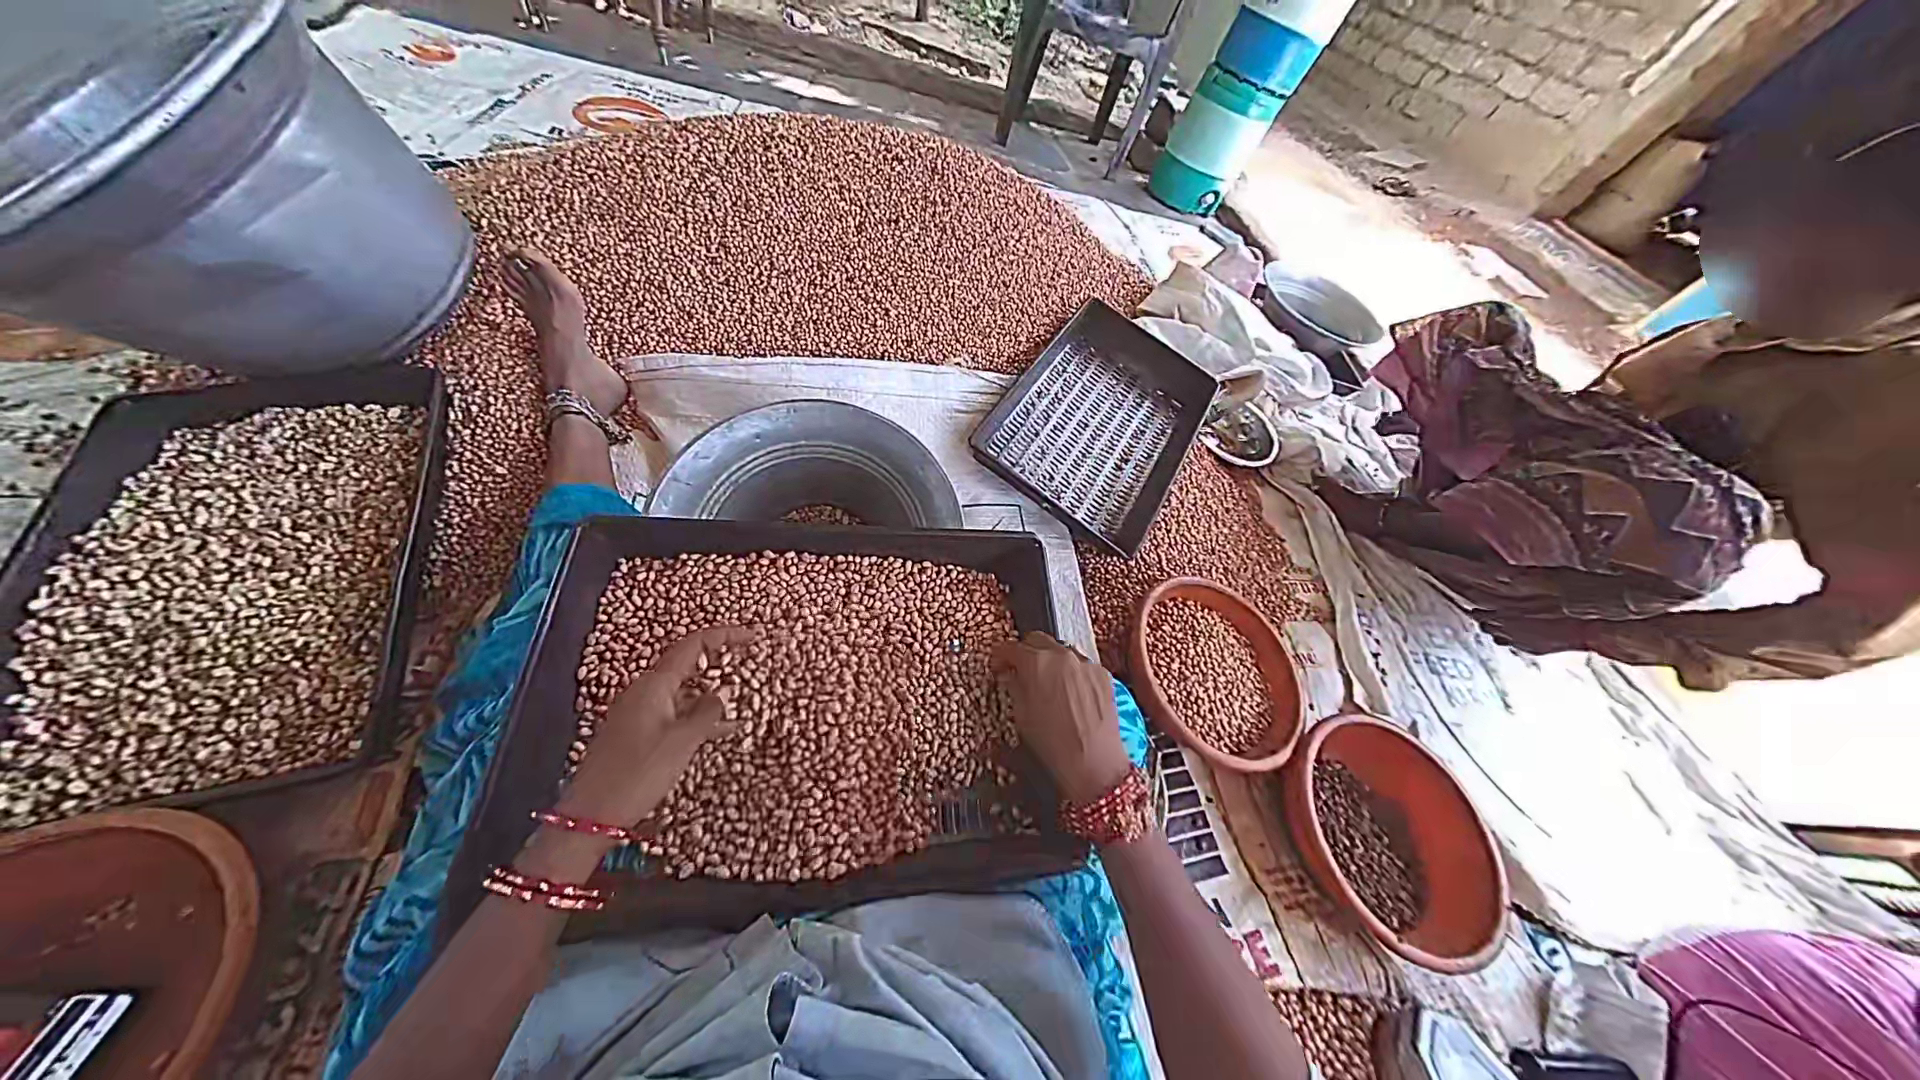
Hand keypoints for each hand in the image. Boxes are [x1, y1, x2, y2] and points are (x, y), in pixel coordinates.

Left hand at [555, 626, 757, 827]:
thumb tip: (724, 693)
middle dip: (719, 663)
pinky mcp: (638, 732)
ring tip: (742, 702)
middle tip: (749, 664)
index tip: (751, 636)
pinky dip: (698, 716)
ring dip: (711, 695)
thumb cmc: (639, 773)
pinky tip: (720, 729)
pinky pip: (675, 713)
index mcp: (654, 684)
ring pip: (683, 692)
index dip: (724, 636)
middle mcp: (645, 691)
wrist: (591, 815)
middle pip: (688, 665)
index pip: (693, 645)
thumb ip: (709, 712)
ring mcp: (640, 712)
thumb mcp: (683, 741)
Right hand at [992, 631, 1133, 804]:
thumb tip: (1012, 675)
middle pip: (1037, 640)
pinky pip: (1081, 664)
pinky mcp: (1103, 674)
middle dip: (1025, 652)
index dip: (1000, 656)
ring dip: (1049, 660)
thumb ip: (1014, 686)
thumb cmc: (1055, 744)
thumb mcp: (1021, 715)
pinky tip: (1069, 693)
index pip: (1010, 647)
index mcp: (1036, 663)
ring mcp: (1085, 663)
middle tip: (1019, 669)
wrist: (1095, 763)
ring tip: (1046, 683)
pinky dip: (1071, 672)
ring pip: (1061, 650)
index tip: (998, 664)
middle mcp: (1062, 655)